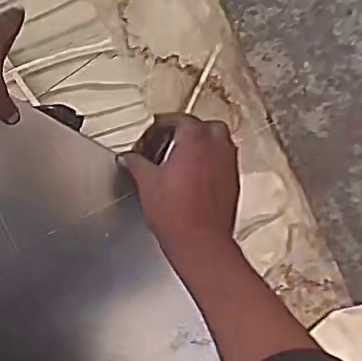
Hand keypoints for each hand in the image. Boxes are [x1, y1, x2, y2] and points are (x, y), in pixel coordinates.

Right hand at [120, 115, 240, 251]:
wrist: (199, 240)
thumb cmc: (176, 213)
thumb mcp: (146, 183)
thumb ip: (136, 164)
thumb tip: (129, 158)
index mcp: (195, 140)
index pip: (179, 120)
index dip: (161, 125)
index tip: (150, 133)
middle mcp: (217, 147)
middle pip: (203, 126)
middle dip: (185, 131)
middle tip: (166, 142)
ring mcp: (228, 163)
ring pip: (216, 142)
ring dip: (198, 146)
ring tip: (177, 160)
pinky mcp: (233, 181)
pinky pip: (221, 161)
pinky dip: (207, 162)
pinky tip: (190, 178)